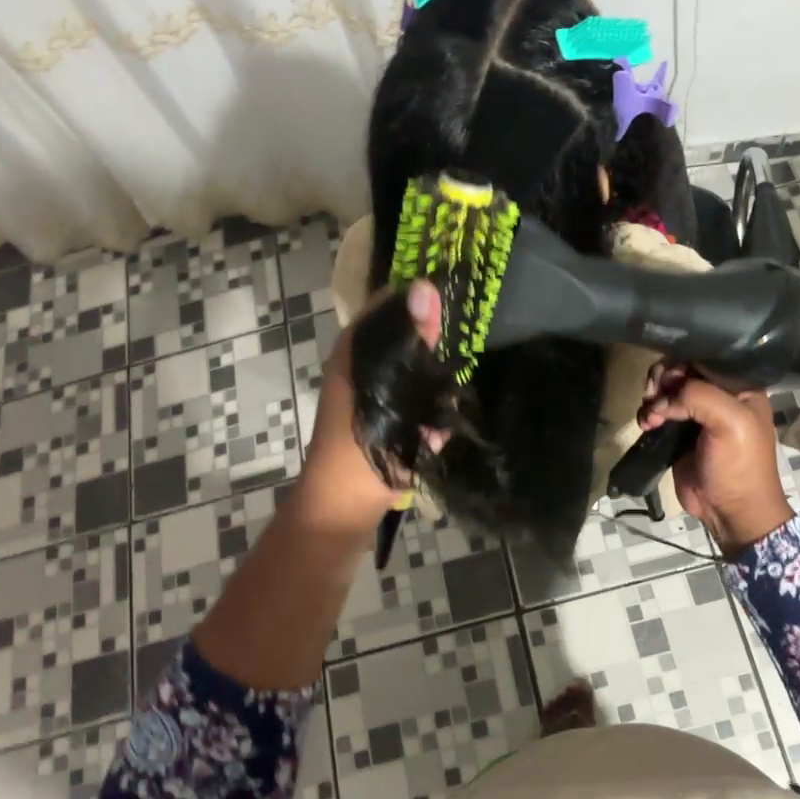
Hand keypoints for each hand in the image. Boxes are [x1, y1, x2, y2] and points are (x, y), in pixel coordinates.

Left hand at [293, 280, 446, 531]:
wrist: (342, 512)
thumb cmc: (359, 450)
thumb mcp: (390, 391)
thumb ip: (411, 342)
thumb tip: (424, 286)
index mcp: (353, 353)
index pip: (387, 304)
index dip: (417, 295)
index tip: (456, 292)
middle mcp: (362, 368)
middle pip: (404, 337)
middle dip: (432, 346)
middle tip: (457, 353)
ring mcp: (375, 398)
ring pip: (415, 372)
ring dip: (433, 385)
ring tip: (445, 402)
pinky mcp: (387, 423)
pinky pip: (417, 404)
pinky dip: (428, 415)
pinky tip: (435, 434)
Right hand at [638, 365, 792, 556]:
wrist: (731, 511)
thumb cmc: (740, 465)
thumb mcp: (730, 422)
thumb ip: (698, 395)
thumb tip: (662, 400)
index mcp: (740, 387)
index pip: (705, 357)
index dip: (682, 362)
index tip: (668, 378)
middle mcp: (719, 395)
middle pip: (681, 370)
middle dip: (663, 379)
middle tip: (654, 395)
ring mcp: (697, 414)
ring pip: (666, 389)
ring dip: (652, 397)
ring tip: (650, 416)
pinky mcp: (678, 432)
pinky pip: (657, 411)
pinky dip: (647, 413)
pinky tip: (646, 425)